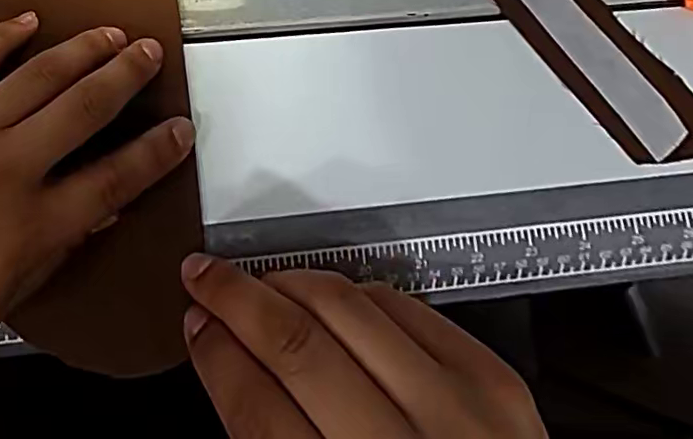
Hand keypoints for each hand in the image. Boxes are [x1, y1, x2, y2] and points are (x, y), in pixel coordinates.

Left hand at [0, 14, 194, 438]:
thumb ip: (48, 254)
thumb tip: (93, 217)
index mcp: (23, 228)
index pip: (114, 180)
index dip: (155, 153)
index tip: (178, 131)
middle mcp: (0, 171)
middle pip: (84, 107)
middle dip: (126, 76)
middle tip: (150, 53)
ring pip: (37, 75)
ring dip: (80, 49)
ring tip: (109, 32)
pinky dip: (1, 37)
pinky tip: (26, 20)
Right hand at [182, 256, 545, 438]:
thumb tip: (231, 367)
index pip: (258, 414)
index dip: (217, 358)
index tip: (196, 324)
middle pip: (297, 349)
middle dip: (236, 299)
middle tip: (205, 276)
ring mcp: (462, 417)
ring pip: (347, 309)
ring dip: (288, 282)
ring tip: (259, 279)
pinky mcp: (496, 386)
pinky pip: (404, 305)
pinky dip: (356, 292)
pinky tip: (329, 293)